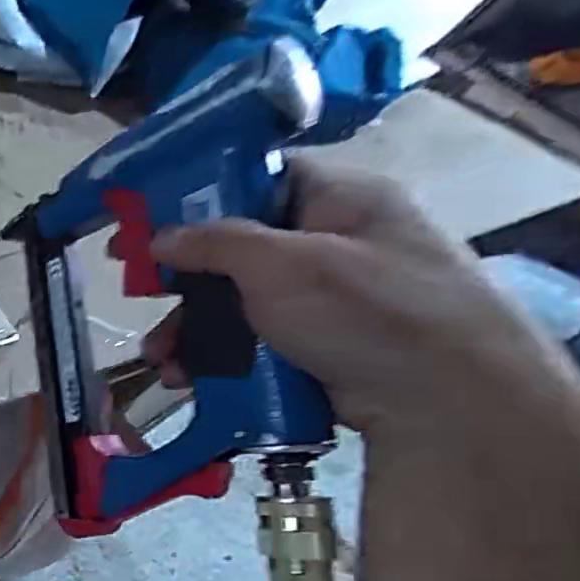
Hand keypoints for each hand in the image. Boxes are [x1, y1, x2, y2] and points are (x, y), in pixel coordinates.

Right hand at [139, 161, 576, 437]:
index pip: (257, 178)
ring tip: (160, 357)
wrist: (444, 401)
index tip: (144, 220)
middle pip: (231, 248)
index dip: (196, 196)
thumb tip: (156, 237)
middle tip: (135, 289)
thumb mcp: (284, 265)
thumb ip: (214, 243)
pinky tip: (184, 376)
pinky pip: (243, 340)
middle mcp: (328, 242)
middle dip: (179, 278)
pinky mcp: (309, 342)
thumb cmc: (369, 311)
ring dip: (187, 329)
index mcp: (339, 201)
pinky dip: (209, 357)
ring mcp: (319, 297)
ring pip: (230, 301)